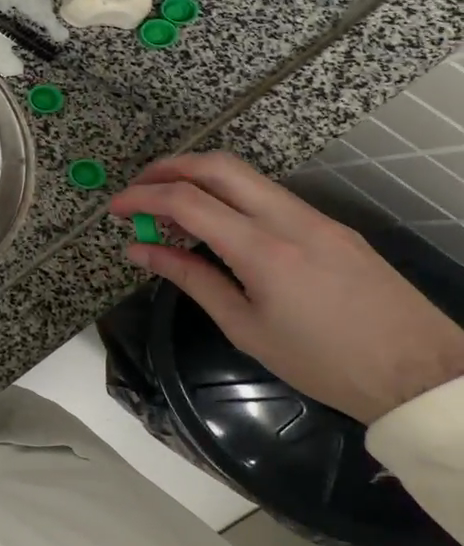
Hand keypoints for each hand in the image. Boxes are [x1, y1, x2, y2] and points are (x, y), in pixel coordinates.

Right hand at [110, 152, 463, 423]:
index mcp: (264, 249)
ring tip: (171, 210)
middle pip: (216, 166)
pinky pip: (269, 197)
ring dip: (198, 180)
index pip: (184, 199)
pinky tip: (219, 227)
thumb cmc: (328, 363)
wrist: (430, 379)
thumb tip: (139, 249)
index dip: (140, 198)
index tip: (115, 211)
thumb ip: (190, 278)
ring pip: (245, 176)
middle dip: (167, 169)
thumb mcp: (247, 328)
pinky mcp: (335, 230)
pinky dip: (230, 197)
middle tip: (138, 191)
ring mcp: (318, 221)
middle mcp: (290, 221)